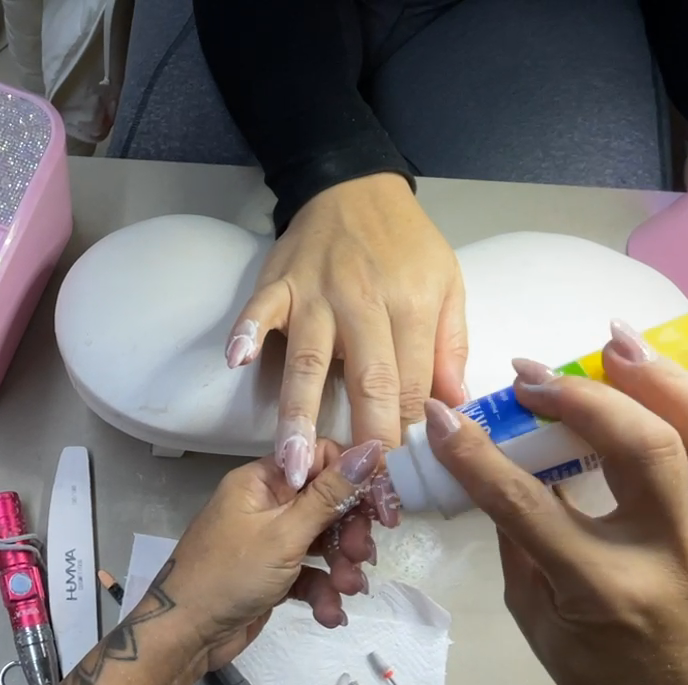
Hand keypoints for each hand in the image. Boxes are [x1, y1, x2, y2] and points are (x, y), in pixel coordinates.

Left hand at [160, 440, 384, 670]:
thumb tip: (371, 449)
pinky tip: (329, 615)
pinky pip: (308, 574)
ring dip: (340, 568)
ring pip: (321, 543)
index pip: (319, 461)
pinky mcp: (272, 576)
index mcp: (259, 482)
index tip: (381, 507)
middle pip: (326, 504)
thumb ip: (330, 495)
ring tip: (346, 590)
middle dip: (349, 533)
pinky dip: (322, 592)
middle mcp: (263, 505)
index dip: (354, 481)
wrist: (187, 635)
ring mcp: (267, 542)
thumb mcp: (284, 534)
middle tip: (360, 556)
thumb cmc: (230, 576)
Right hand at [226, 173, 468, 487]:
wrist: (354, 187)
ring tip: (291, 462)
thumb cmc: (404, 245)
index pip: (410, 384)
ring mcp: (316, 295)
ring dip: (298, 414)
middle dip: (360, 439)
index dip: (402, 434)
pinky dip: (247, 333)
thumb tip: (451, 409)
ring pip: (309, 361)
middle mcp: (366, 304)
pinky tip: (236, 363)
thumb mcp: (447, 285)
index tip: (391, 478)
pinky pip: (260, 312)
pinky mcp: (277, 285)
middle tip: (349, 494)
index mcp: (414, 307)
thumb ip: (449, 347)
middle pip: (366, 381)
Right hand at [425, 321, 687, 684]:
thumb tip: (508, 471)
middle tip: (537, 373)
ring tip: (625, 344)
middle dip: (581, 400)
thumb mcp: (532, 615)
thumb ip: (520, 541)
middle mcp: (676, 557)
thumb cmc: (596, 674)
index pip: (524, 506)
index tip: (441, 415)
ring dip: (674, 383)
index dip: (474, 455)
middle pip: (640, 454)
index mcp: (600, 588)